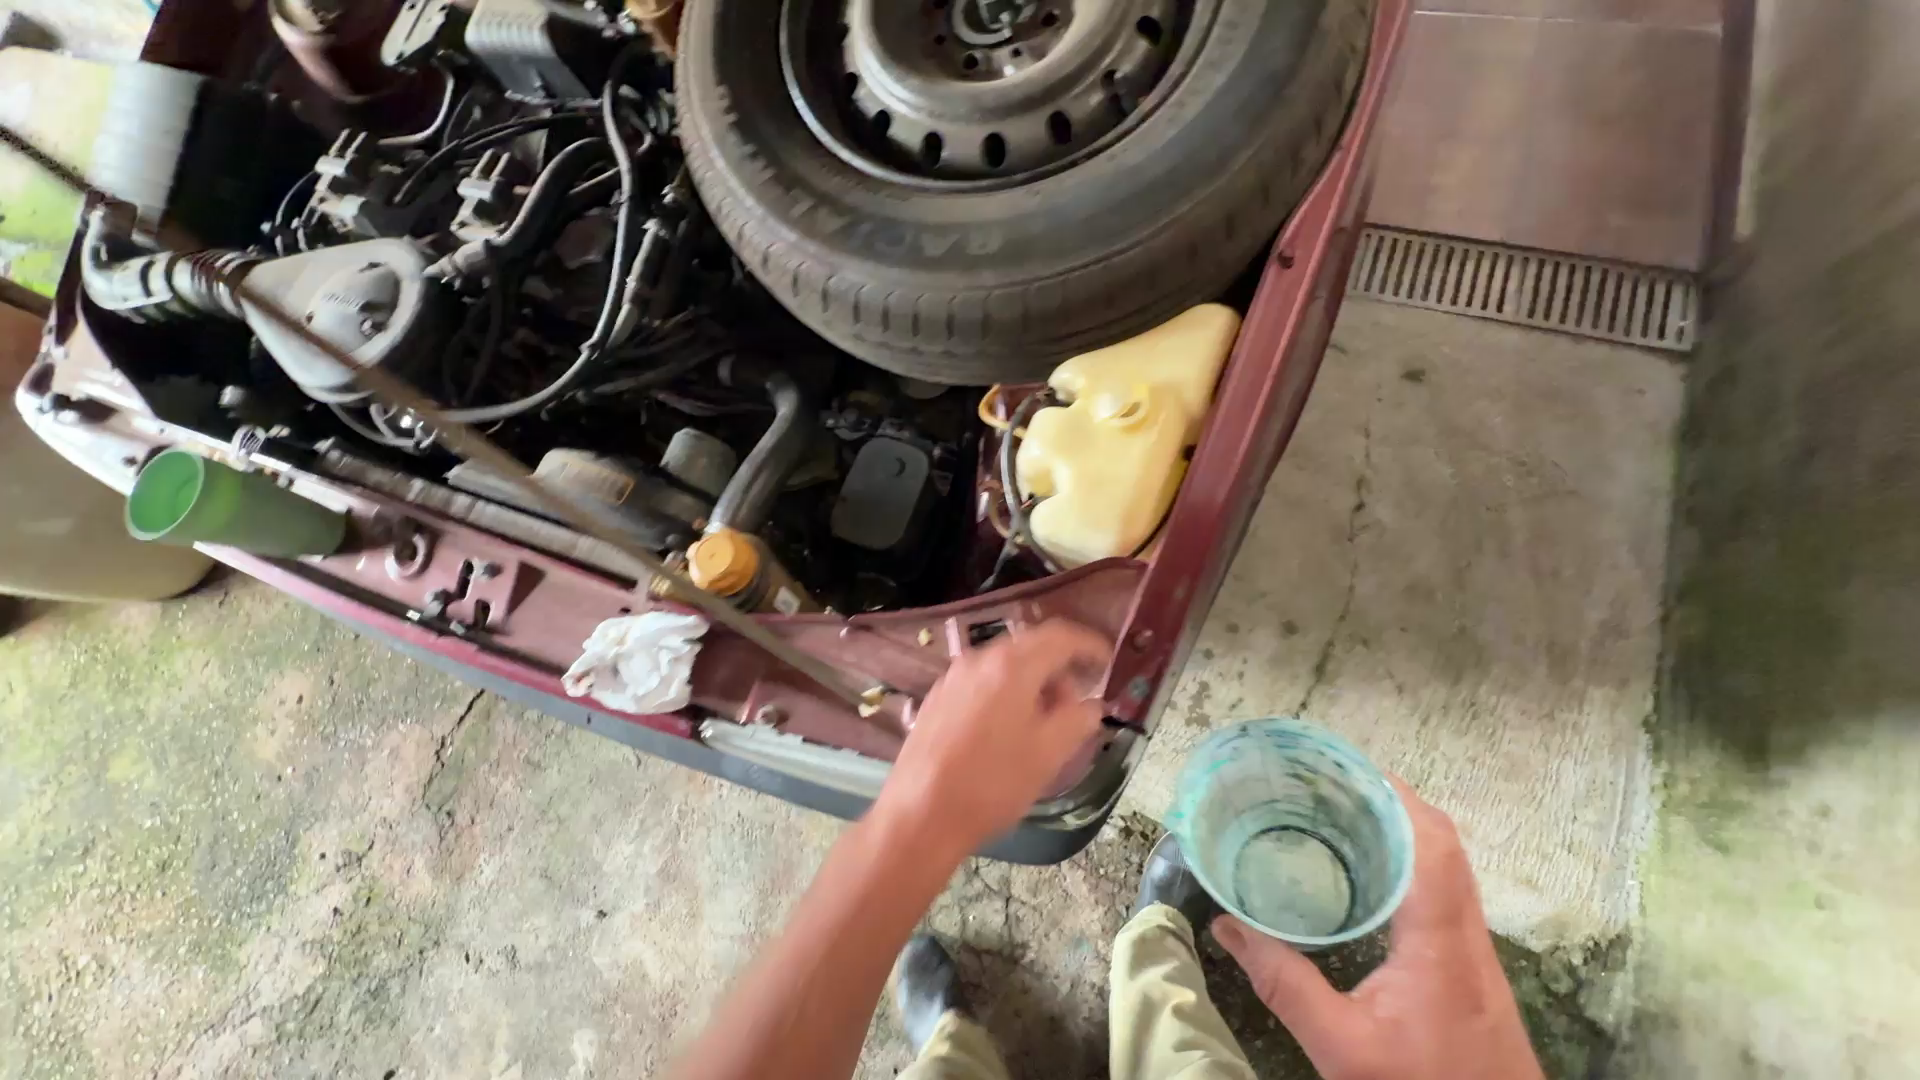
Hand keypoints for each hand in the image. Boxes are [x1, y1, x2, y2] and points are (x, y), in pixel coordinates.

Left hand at [876, 620, 1108, 852]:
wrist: (920, 814)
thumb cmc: (992, 783)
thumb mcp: (1050, 754)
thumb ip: (1079, 720)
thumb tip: (1091, 704)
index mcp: (1011, 666)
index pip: (1060, 635)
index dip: (1089, 645)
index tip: (1107, 663)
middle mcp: (978, 660)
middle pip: (1030, 646)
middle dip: (1060, 668)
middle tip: (1077, 703)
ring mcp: (952, 677)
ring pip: (1004, 665)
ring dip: (1032, 683)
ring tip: (1043, 723)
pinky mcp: (937, 699)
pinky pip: (981, 682)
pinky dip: (1005, 693)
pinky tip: (1007, 730)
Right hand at [1210, 779, 1543, 1079]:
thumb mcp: (1341, 1049)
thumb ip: (1285, 985)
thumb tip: (1226, 925)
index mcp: (1440, 941)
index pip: (1431, 844)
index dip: (1395, 796)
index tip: (1346, 767)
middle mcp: (1466, 935)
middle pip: (1443, 843)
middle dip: (1390, 801)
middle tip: (1328, 783)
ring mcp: (1474, 952)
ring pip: (1447, 867)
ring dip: (1402, 829)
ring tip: (1340, 813)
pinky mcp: (1470, 969)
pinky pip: (1443, 892)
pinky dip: (1408, 863)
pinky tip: (1365, 874)